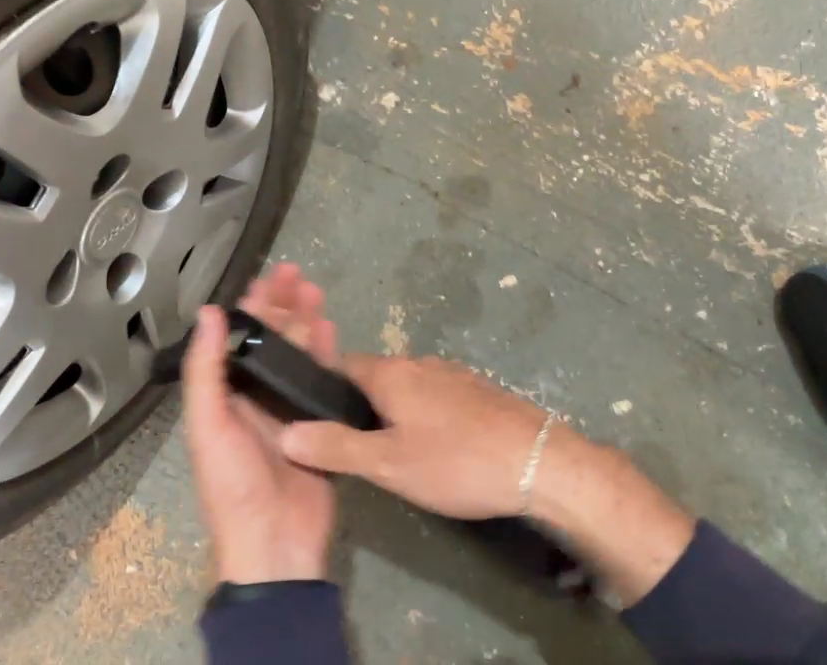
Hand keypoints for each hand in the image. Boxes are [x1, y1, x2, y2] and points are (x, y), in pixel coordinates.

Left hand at [183, 263, 338, 583]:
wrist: (276, 544)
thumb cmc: (234, 484)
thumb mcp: (209, 425)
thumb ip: (206, 369)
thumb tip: (209, 311)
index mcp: (227, 395)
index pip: (238, 338)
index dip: (253, 305)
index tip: (270, 277)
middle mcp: (256, 397)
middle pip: (271, 340)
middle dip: (282, 305)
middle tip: (299, 275)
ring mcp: (289, 411)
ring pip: (298, 355)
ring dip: (305, 322)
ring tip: (317, 293)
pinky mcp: (319, 426)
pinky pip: (322, 382)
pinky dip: (326, 355)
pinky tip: (333, 332)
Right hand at [280, 353, 696, 605]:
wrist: (541, 463)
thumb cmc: (457, 462)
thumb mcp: (388, 464)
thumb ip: (336, 447)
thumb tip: (284, 433)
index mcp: (390, 372)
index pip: (338, 364)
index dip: (319, 384)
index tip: (306, 410)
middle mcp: (418, 362)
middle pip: (373, 375)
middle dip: (356, 401)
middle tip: (345, 440)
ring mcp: (452, 374)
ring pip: (406, 386)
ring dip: (391, 408)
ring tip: (387, 447)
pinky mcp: (478, 391)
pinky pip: (434, 395)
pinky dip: (422, 413)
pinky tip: (432, 444)